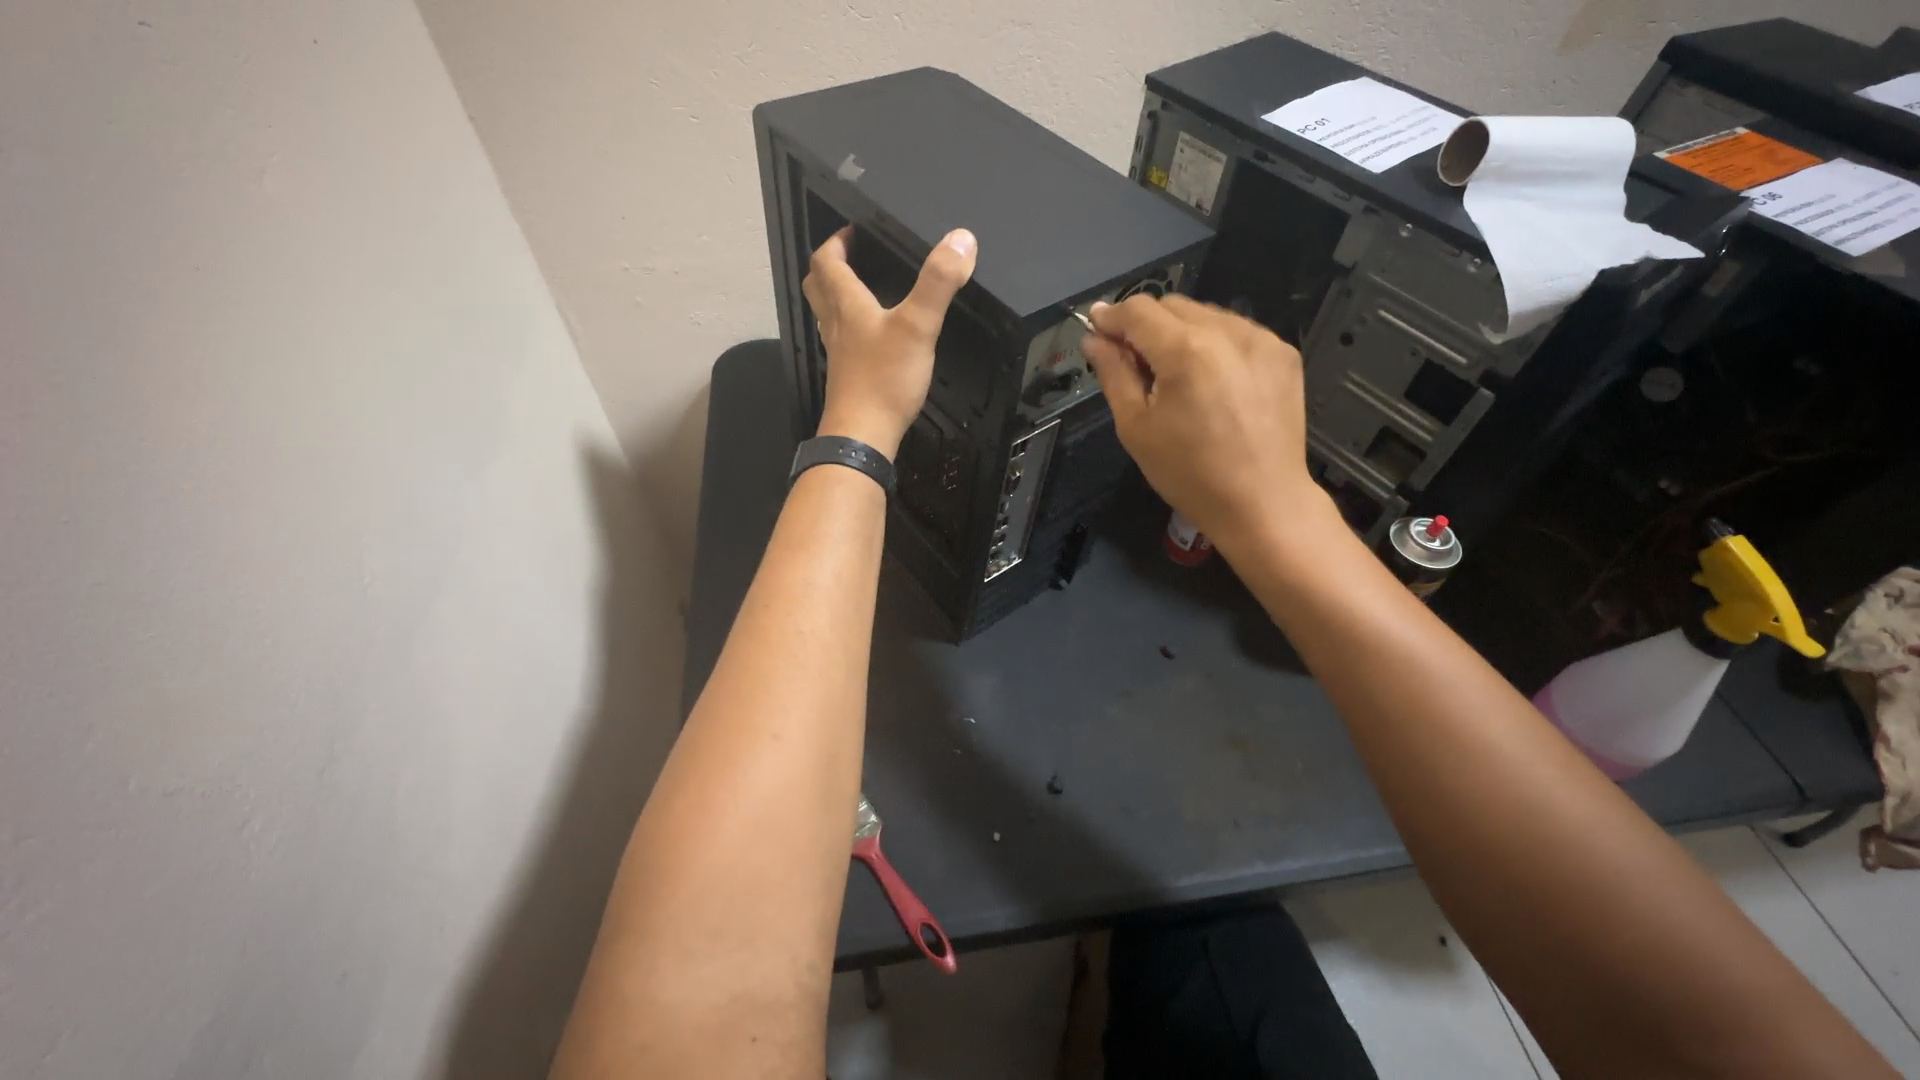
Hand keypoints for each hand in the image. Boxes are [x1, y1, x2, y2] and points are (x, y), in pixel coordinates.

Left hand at [802, 226, 978, 458]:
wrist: (863, 436)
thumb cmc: (885, 380)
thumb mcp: (919, 326)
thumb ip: (938, 282)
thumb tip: (961, 239)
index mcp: (847, 305)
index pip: (828, 262)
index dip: (836, 242)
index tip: (853, 231)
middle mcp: (837, 326)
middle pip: (818, 287)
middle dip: (829, 267)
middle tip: (848, 256)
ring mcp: (840, 354)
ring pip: (827, 316)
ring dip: (836, 297)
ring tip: (858, 289)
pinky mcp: (848, 378)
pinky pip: (842, 343)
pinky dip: (851, 330)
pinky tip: (870, 338)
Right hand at [1082, 295, 1326, 552]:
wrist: (1262, 503)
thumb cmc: (1189, 474)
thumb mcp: (1136, 427)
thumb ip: (1113, 374)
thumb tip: (1094, 339)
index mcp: (1186, 351)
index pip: (1138, 311)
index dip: (1111, 317)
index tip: (1096, 329)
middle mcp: (1228, 332)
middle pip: (1173, 306)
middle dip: (1147, 326)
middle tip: (1135, 363)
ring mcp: (1262, 340)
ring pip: (1206, 315)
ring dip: (1182, 333)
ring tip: (1177, 376)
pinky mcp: (1283, 354)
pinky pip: (1237, 332)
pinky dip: (1215, 345)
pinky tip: (1213, 382)